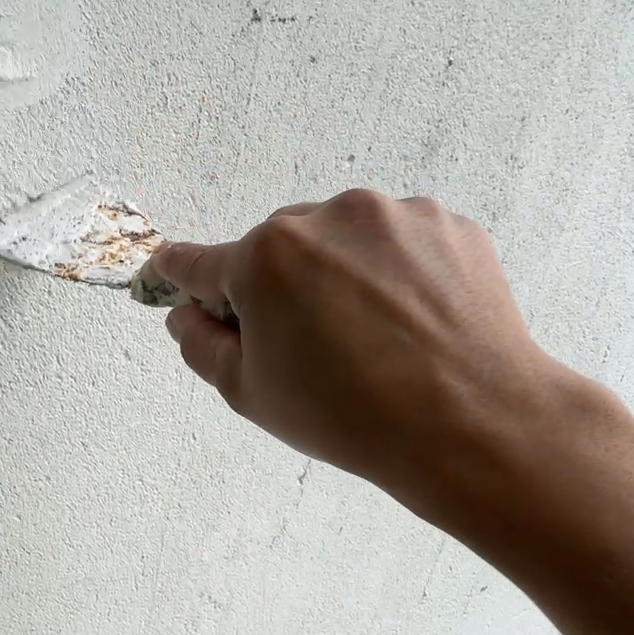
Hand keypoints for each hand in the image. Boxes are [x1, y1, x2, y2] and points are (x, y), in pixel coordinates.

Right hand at [151, 189, 615, 525]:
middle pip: (273, 249)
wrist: (467, 419)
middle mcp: (325, 217)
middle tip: (295, 343)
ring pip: (335, 241)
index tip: (166, 268)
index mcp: (264, 257)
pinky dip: (384, 273)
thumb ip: (198, 343)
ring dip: (330, 275)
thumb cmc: (342, 412)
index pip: (198, 262)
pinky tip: (398, 321)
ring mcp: (393, 214)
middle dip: (271, 285)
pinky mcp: (446, 224)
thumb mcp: (244, 391)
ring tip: (358, 336)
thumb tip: (184, 314)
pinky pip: (392, 242)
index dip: (177, 274)